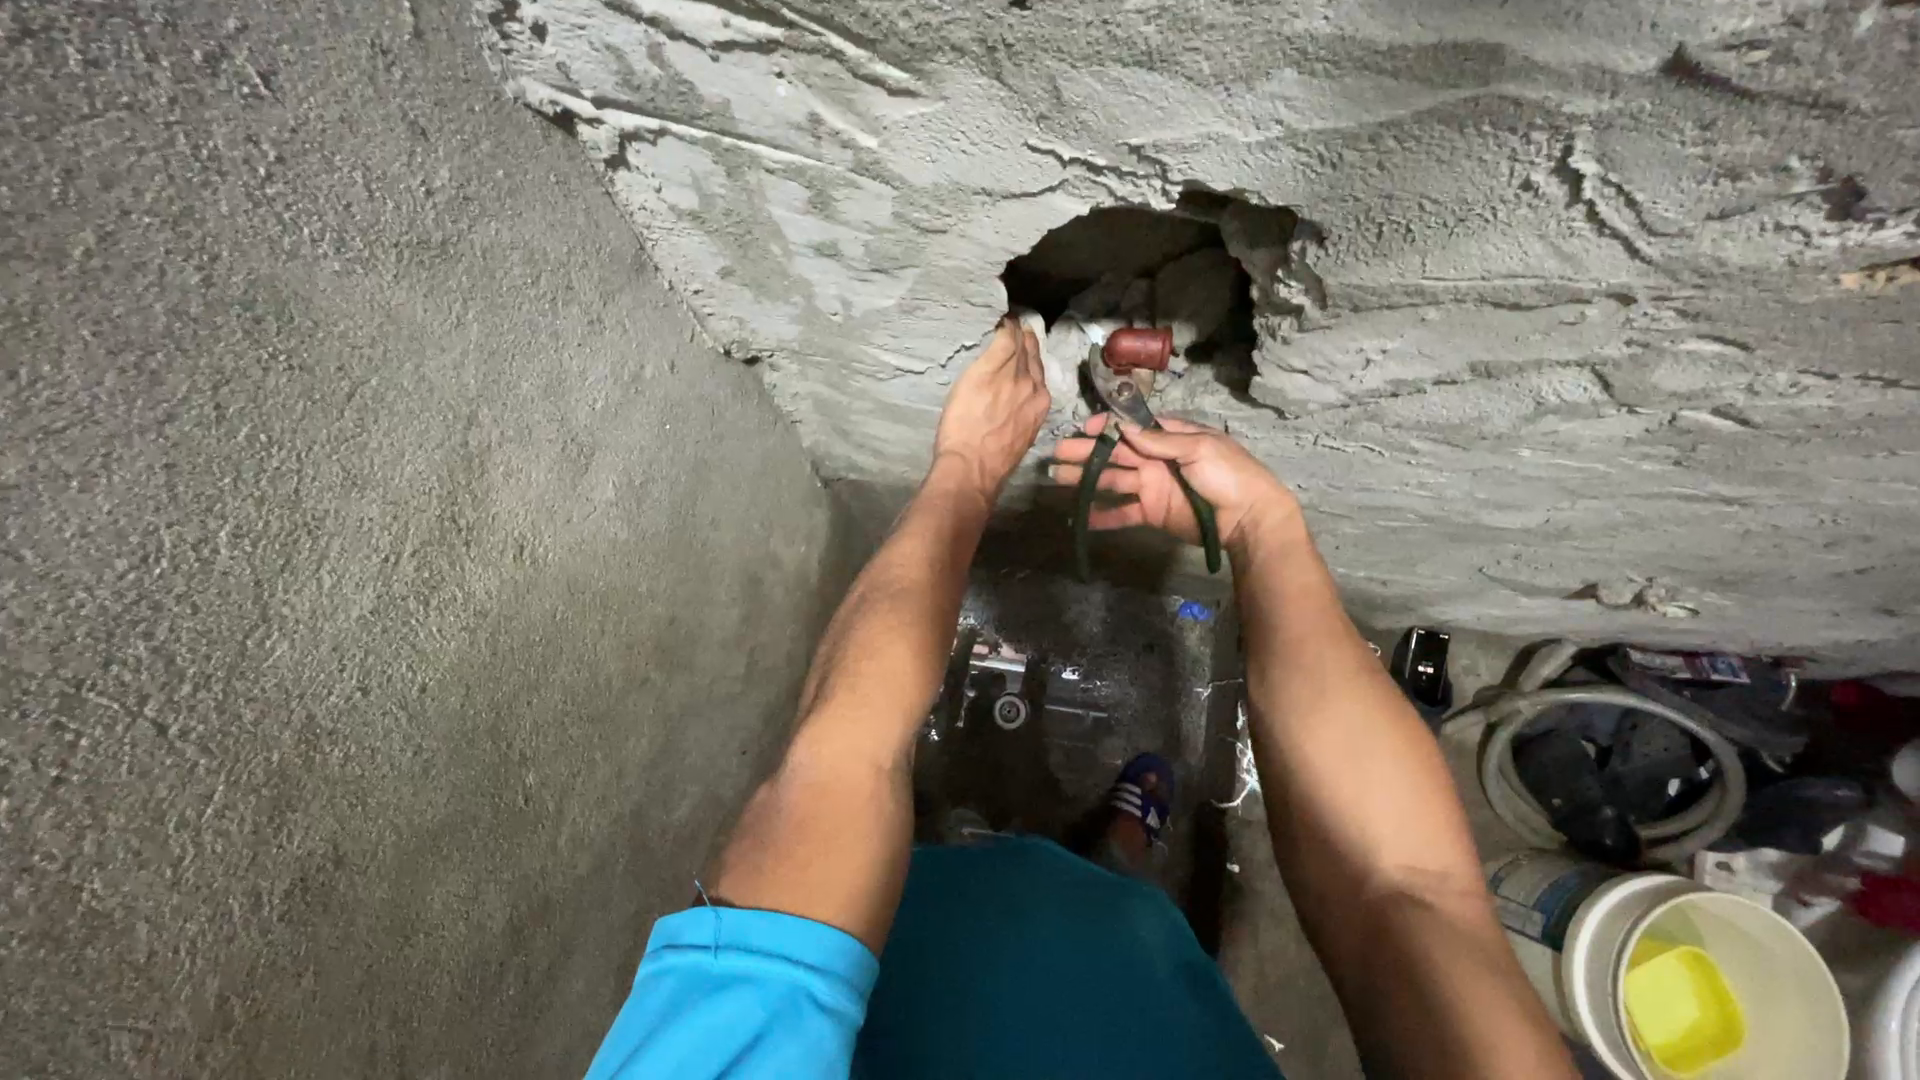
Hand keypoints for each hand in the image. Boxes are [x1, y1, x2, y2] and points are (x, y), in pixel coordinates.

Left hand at [932, 317, 1050, 499]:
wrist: (974, 465)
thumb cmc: (993, 461)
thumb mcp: (1019, 437)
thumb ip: (1021, 415)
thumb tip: (1014, 408)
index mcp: (1040, 405)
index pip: (1038, 373)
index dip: (1031, 361)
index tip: (1025, 354)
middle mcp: (1031, 386)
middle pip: (1031, 356)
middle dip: (1026, 343)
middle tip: (1021, 331)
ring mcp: (1011, 375)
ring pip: (1018, 345)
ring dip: (1015, 334)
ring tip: (1010, 325)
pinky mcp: (988, 369)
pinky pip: (1002, 340)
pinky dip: (1003, 330)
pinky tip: (1001, 323)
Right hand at [1048, 413, 1299, 554]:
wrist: (1248, 518)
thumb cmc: (1229, 474)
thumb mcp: (1198, 448)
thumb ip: (1160, 440)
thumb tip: (1123, 426)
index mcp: (1170, 438)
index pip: (1132, 427)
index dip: (1106, 426)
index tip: (1083, 428)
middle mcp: (1157, 460)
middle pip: (1115, 454)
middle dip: (1086, 453)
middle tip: (1057, 454)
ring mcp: (1153, 487)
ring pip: (1112, 481)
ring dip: (1086, 480)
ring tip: (1058, 479)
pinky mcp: (1152, 513)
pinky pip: (1122, 512)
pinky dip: (1102, 515)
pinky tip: (1080, 516)